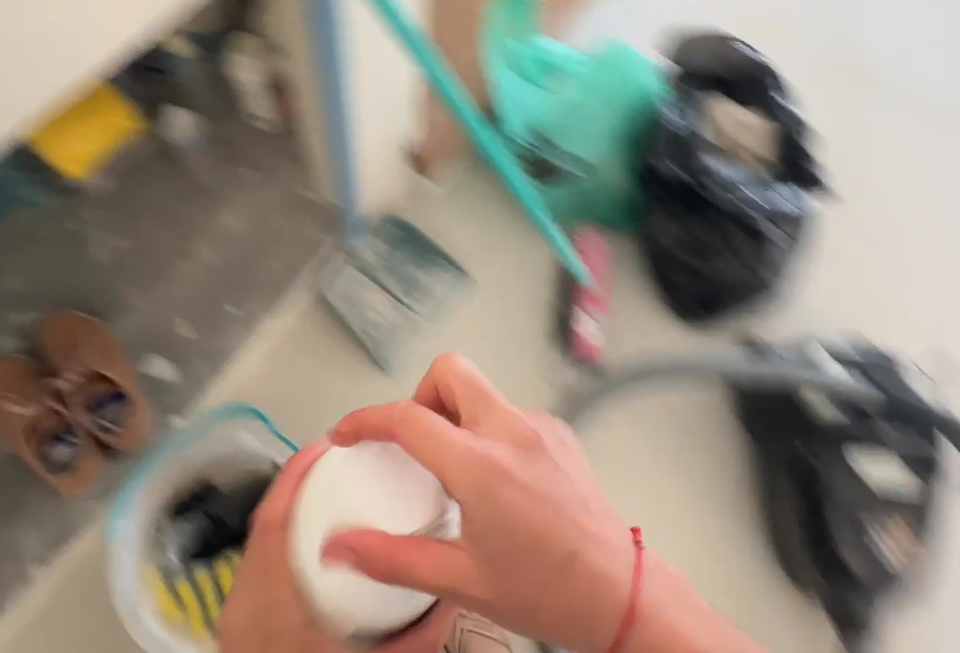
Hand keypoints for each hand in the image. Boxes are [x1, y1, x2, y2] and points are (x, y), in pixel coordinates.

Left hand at [218, 440, 458, 652]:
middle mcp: (245, 605)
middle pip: (264, 520)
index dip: (297, 475)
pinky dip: (280, 536)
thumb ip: (413, 640)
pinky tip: (307, 535)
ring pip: (257, 539)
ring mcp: (234, 614)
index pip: (274, 522)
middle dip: (297, 482)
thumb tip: (449, 602)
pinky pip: (256, 561)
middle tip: (332, 458)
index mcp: (273, 609)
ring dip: (288, 506)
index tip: (325, 446)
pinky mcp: (235, 623)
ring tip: (323, 486)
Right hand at [321, 354, 638, 652]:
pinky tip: (495, 478)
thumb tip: (340, 546)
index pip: (408, 417)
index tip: (349, 433)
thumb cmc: (548, 589)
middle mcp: (511, 431)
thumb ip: (392, 559)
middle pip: (451, 369)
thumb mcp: (461, 581)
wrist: (619, 591)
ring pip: (481, 389)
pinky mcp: (558, 431)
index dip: (366, 419)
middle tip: (415, 440)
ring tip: (455, 471)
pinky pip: (508, 410)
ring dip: (456, 413)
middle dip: (421, 393)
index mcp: (481, 465)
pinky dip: (488, 429)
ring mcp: (539, 426)